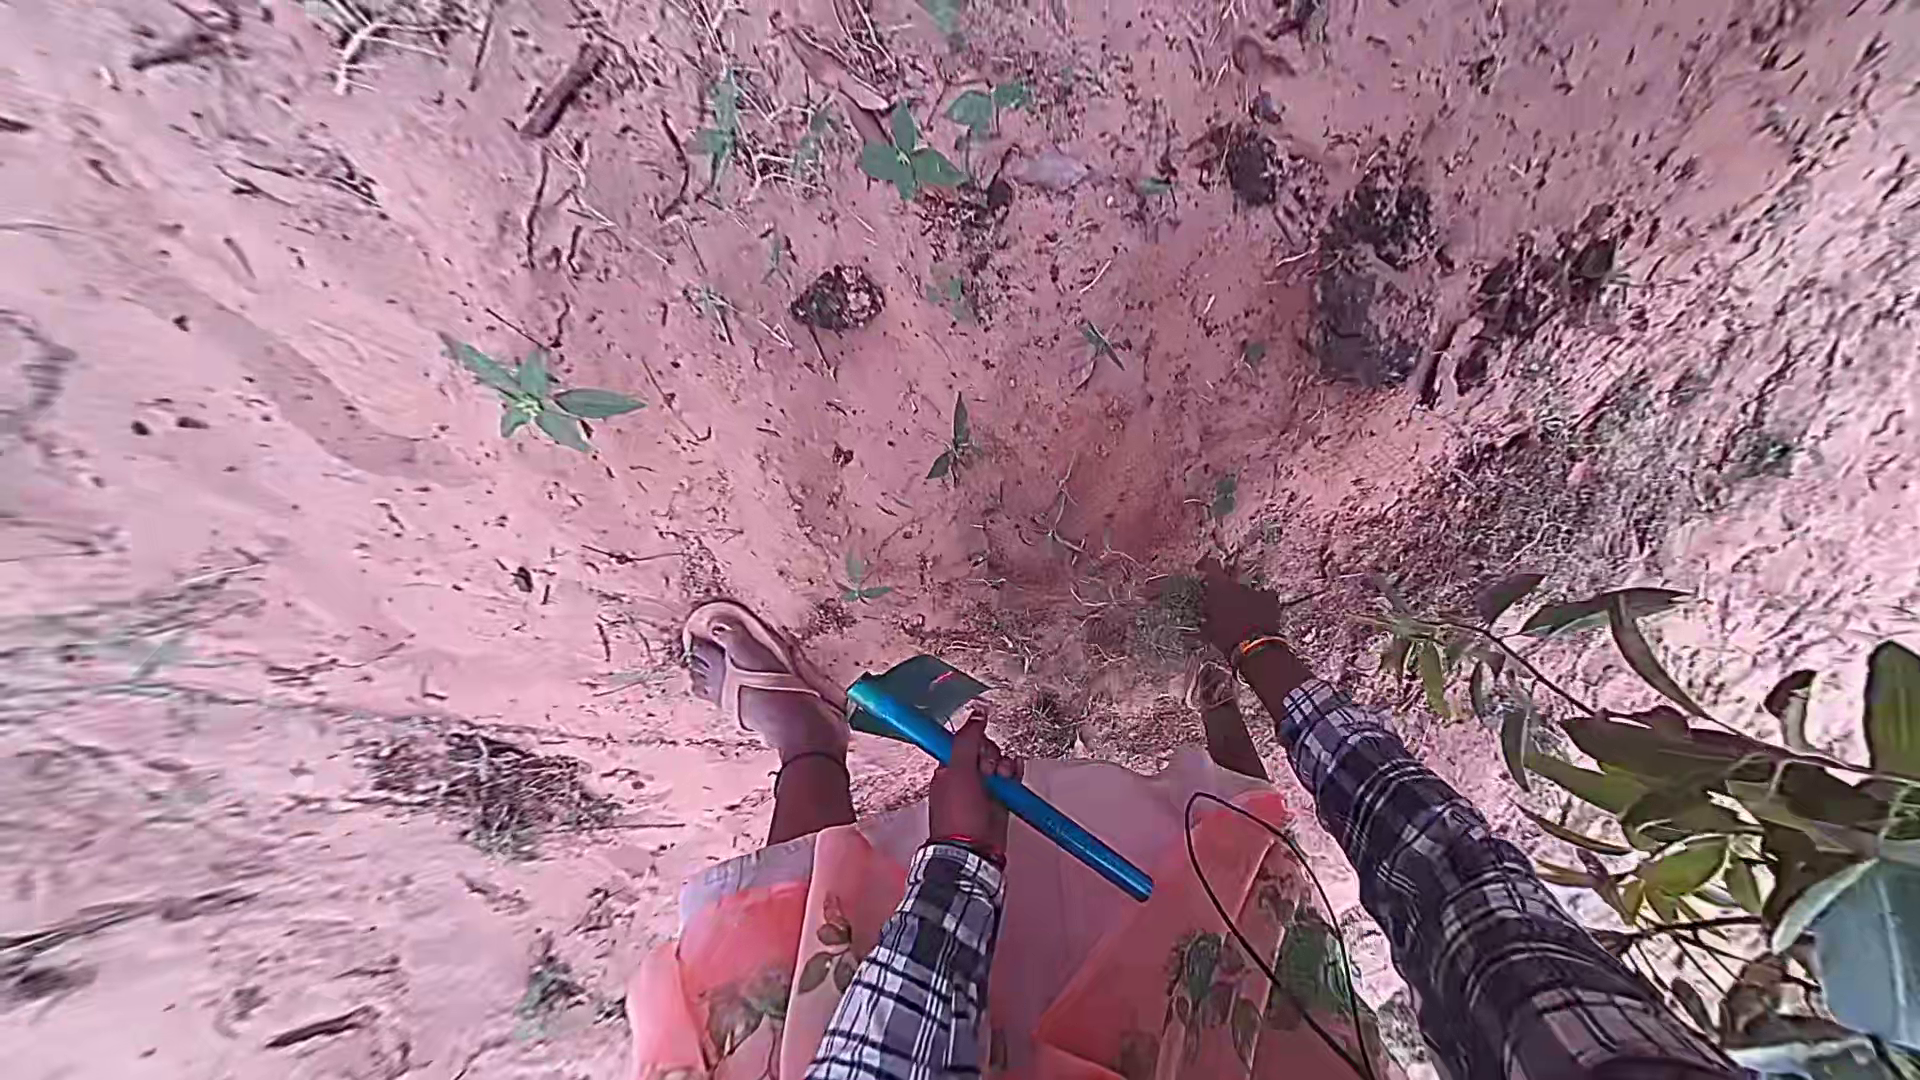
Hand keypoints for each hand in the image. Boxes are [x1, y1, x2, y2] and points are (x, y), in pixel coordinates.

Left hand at [930, 714, 1020, 852]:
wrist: (973, 851)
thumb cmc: (957, 816)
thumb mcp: (958, 770)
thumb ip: (967, 740)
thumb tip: (976, 713)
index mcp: (949, 767)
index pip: (965, 740)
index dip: (974, 740)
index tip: (978, 745)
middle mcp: (966, 775)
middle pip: (985, 749)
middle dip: (990, 755)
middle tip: (986, 770)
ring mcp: (983, 787)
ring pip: (999, 762)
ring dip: (1003, 765)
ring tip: (1000, 777)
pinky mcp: (1000, 798)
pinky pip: (1010, 777)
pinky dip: (1014, 773)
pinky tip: (1013, 775)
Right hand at [1198, 556, 1282, 657]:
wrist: (1255, 647)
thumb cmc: (1227, 637)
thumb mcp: (1208, 628)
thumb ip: (1206, 615)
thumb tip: (1204, 612)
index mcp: (1219, 587)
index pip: (1210, 565)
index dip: (1205, 564)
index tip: (1202, 568)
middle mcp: (1238, 585)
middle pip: (1228, 578)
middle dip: (1223, 586)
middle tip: (1219, 600)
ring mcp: (1256, 592)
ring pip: (1244, 589)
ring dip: (1240, 596)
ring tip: (1239, 612)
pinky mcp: (1270, 601)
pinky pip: (1263, 596)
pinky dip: (1259, 602)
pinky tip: (1256, 613)